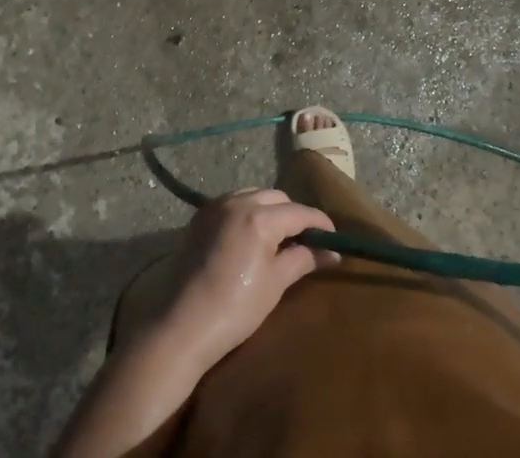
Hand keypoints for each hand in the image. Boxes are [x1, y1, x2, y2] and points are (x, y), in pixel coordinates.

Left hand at [153, 189, 336, 371]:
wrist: (186, 323)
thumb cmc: (238, 307)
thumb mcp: (276, 283)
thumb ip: (304, 259)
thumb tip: (331, 253)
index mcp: (259, 218)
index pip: (300, 212)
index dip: (320, 224)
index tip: (333, 239)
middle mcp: (237, 202)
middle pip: (276, 197)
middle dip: (294, 214)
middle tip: (306, 241)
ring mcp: (215, 207)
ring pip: (253, 195)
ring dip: (270, 209)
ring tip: (279, 237)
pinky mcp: (199, 218)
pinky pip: (232, 203)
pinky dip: (247, 211)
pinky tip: (252, 235)